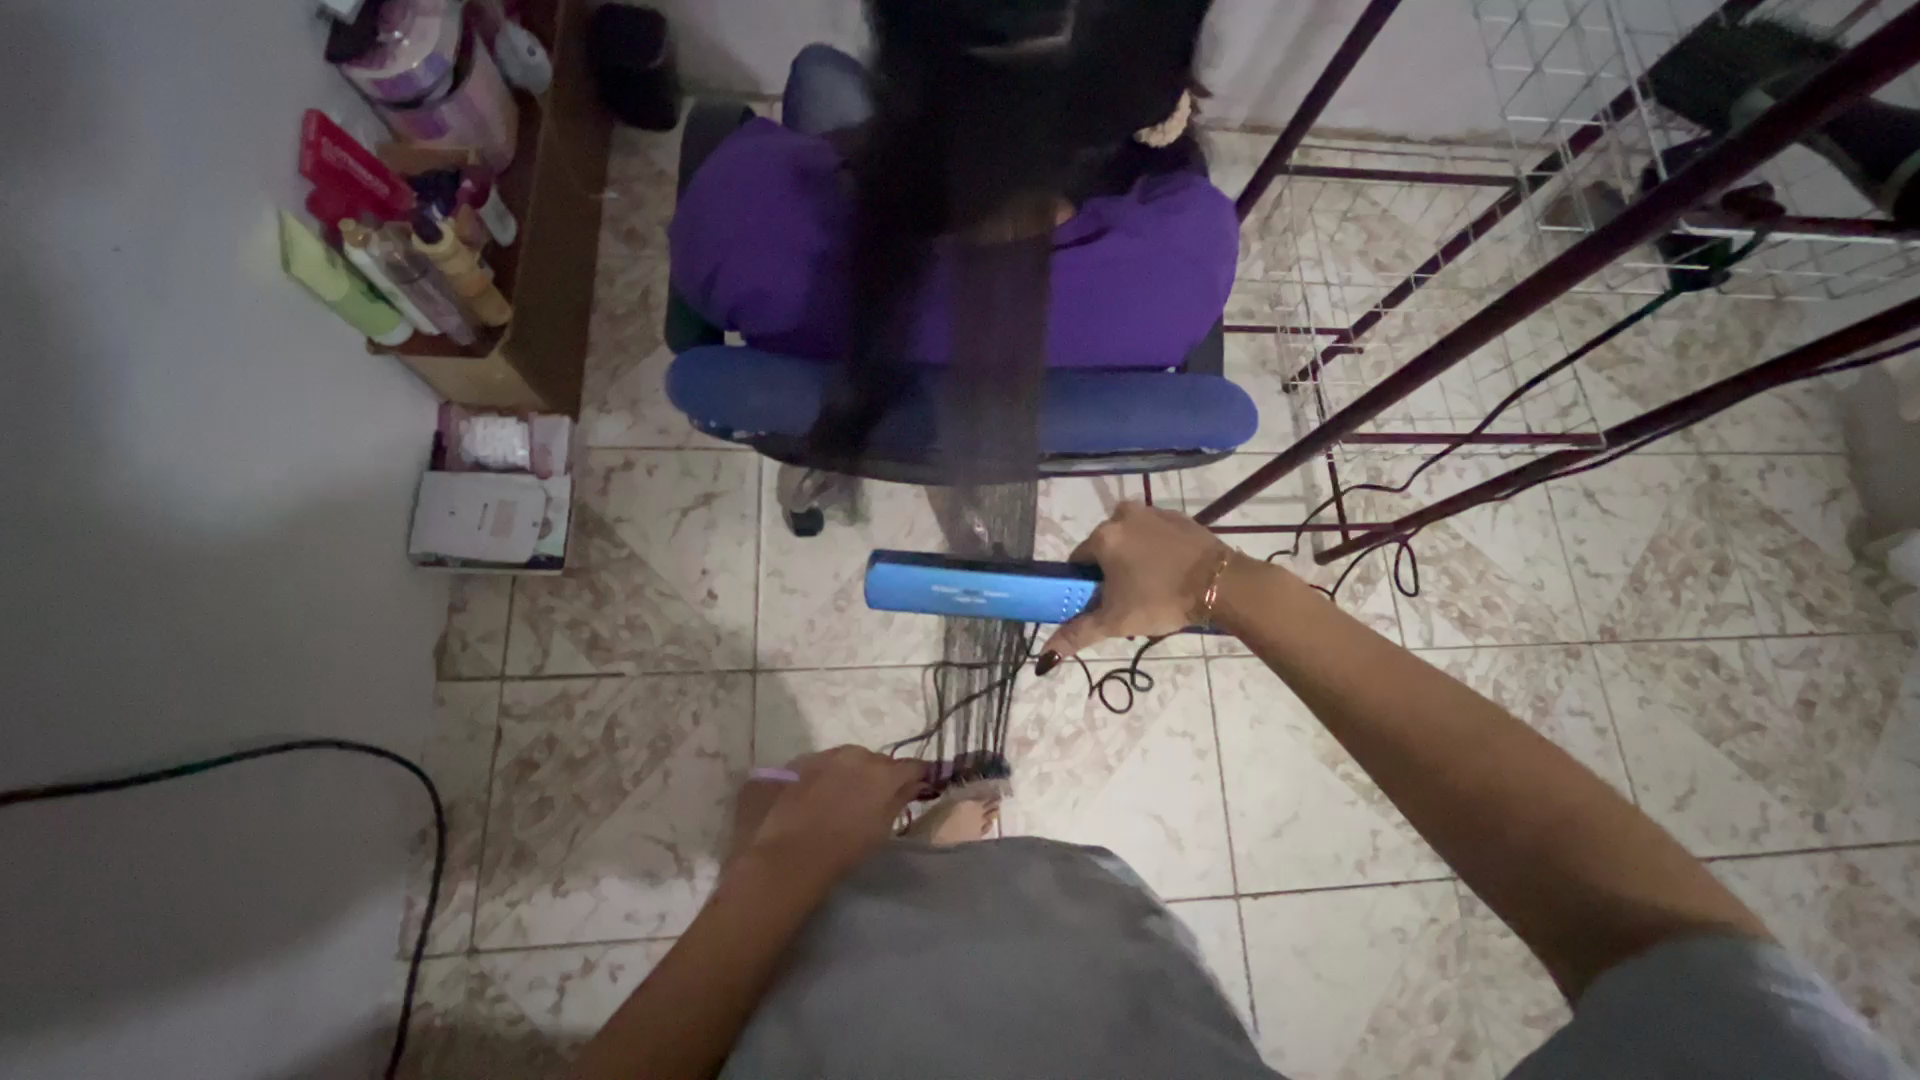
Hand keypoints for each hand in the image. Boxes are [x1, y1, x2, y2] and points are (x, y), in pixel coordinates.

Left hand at [741, 746, 927, 882]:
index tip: (919, 785)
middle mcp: (858, 755)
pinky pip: (825, 762)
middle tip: (874, 798)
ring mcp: (828, 755)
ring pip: (850, 758)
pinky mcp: (803, 760)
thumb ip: (901, 799)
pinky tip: (819, 794)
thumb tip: (917, 784)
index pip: (912, 766)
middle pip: (879, 760)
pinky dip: (828, 774)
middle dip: (880, 775)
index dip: (918, 775)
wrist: (792, 853)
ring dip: (852, 772)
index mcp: (884, 773)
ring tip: (844, 796)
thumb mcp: (882, 828)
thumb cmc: (845, 848)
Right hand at [1038, 502, 1240, 663]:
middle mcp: (1122, 515)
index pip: (1078, 563)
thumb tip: (1043, 658)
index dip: (1087, 586)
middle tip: (1130, 600)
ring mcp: (1152, 512)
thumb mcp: (1116, 621)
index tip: (1104, 603)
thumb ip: (1077, 634)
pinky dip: (1155, 551)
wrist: (1222, 584)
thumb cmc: (1162, 600)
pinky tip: (1169, 573)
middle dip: (1111, 573)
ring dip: (1133, 560)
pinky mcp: (1177, 517)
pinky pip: (1153, 535)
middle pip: (1104, 549)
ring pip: (1129, 541)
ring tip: (1152, 587)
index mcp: (1102, 536)